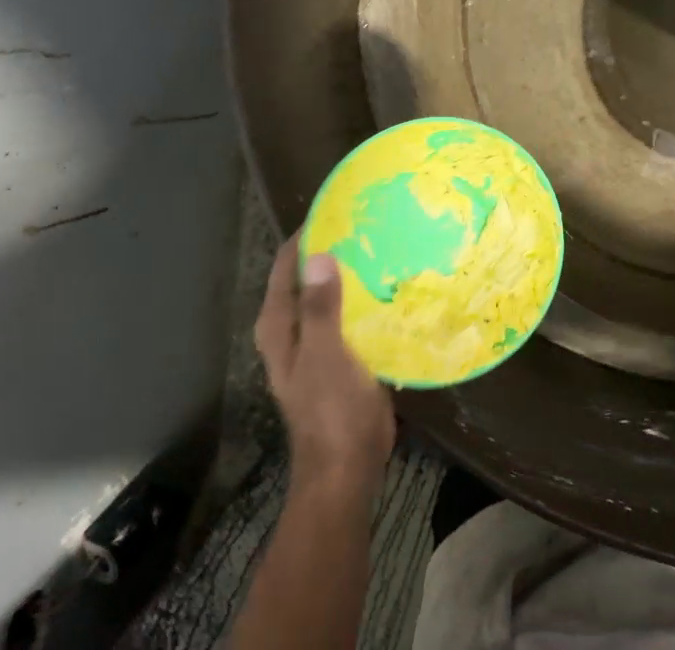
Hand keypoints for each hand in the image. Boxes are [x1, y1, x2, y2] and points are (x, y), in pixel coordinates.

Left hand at [254, 235, 394, 484]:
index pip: (285, 265)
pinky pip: (353, 318)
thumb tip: (320, 255)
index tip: (339, 209)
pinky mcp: (343, 358)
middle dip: (333, 251)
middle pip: (309, 278)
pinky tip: (396, 288)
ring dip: (353, 275)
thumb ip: (321, 308)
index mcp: (279, 326)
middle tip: (371, 223)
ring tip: (388, 246)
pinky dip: (367, 301)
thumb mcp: (327, 356)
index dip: (307, 236)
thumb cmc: (332, 411)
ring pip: (333, 297)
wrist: (347, 465)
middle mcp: (293, 330)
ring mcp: (318, 344)